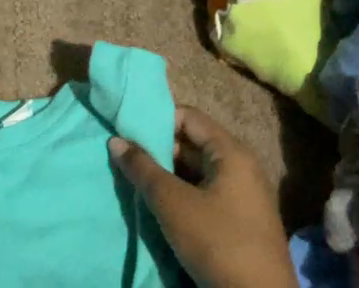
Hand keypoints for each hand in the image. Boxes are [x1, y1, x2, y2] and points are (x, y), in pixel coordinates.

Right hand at [109, 106, 296, 287]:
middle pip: (192, 142)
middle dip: (158, 148)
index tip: (126, 131)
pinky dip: (180, 194)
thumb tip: (116, 140)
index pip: (187, 116)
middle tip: (125, 157)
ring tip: (135, 179)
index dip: (156, 119)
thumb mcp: (172, 203)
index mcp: (232, 153)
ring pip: (196, 171)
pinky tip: (157, 204)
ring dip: (166, 174)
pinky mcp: (240, 221)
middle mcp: (241, 167)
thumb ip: (142, 168)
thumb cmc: (218, 243)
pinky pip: (204, 193)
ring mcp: (243, 196)